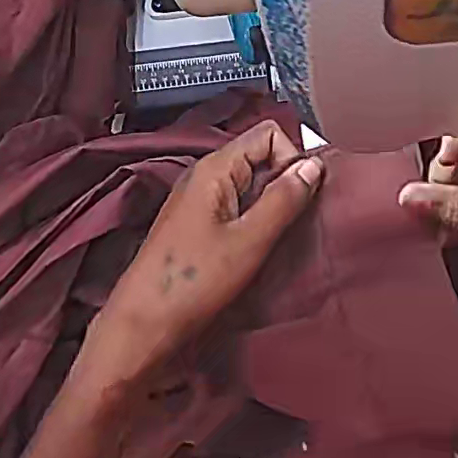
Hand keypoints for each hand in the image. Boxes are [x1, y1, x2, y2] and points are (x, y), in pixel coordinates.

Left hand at [81, 121, 324, 396]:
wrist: (143, 323)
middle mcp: (205, 174)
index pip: (268, 133)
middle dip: (284, 181)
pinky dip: (255, 218)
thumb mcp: (250, 240)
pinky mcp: (198, 221)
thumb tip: (314, 164)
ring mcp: (200, 198)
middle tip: (293, 221)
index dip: (292, 157)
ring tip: (277, 237)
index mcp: (215, 168)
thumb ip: (284, 199)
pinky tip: (258, 246)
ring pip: (251, 182)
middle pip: (260, 155)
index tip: (301, 195)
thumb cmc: (195, 280)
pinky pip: (237, 203)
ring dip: (271, 203)